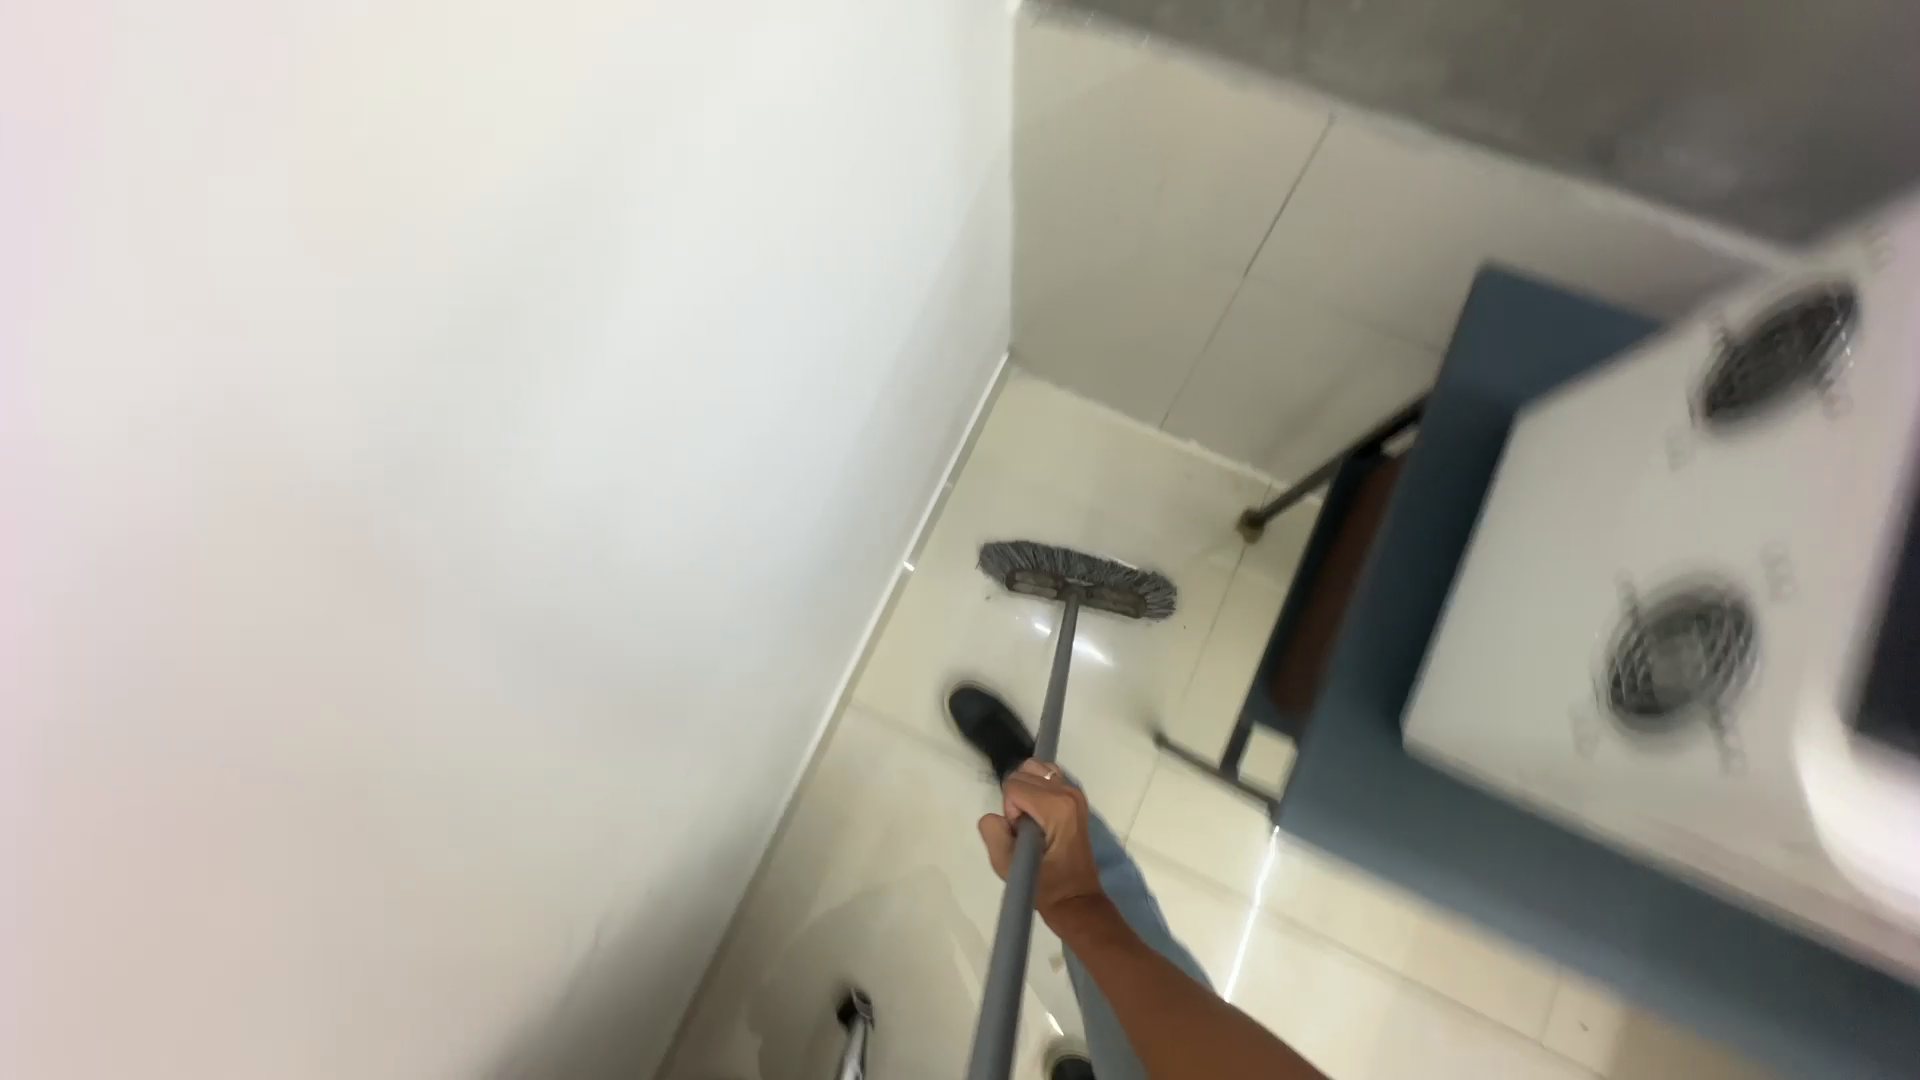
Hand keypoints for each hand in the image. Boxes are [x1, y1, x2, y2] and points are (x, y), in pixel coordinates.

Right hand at [976, 759, 1106, 926]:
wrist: (1076, 899)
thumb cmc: (1044, 885)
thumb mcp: (1007, 866)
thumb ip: (993, 833)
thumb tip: (997, 816)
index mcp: (1057, 807)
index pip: (1014, 787)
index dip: (1009, 811)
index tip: (1020, 835)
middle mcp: (1068, 792)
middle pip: (1023, 774)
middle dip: (1017, 800)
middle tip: (1025, 831)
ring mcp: (1074, 791)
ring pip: (1034, 769)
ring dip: (1026, 791)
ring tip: (1032, 820)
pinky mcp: (1075, 795)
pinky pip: (1047, 775)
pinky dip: (1037, 787)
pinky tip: (1040, 813)